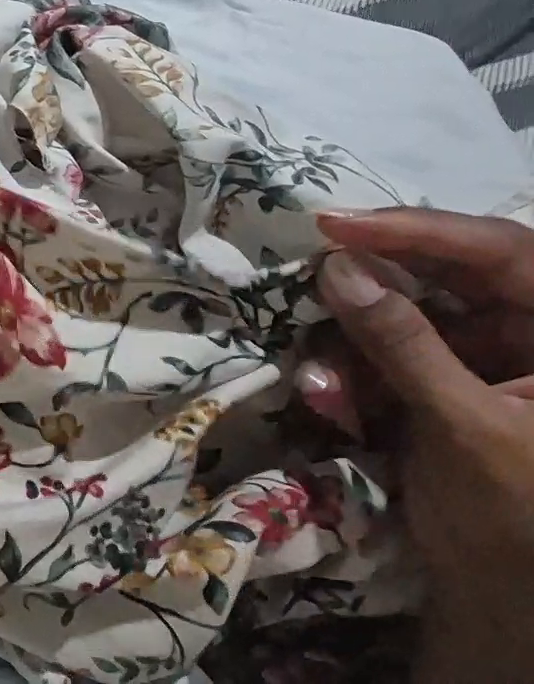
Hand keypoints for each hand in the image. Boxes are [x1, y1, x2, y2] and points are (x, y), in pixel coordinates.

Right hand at [305, 208, 533, 678]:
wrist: (510, 597)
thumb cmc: (522, 514)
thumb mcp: (465, 425)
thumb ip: (403, 341)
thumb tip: (338, 266)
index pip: (507, 252)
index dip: (420, 230)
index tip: (332, 223)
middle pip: (449, 275)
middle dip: (372, 285)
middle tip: (307, 274)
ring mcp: (493, 357)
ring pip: (405, 313)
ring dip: (352, 341)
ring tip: (328, 383)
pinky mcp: (446, 378)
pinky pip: (385, 350)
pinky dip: (351, 368)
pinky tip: (335, 397)